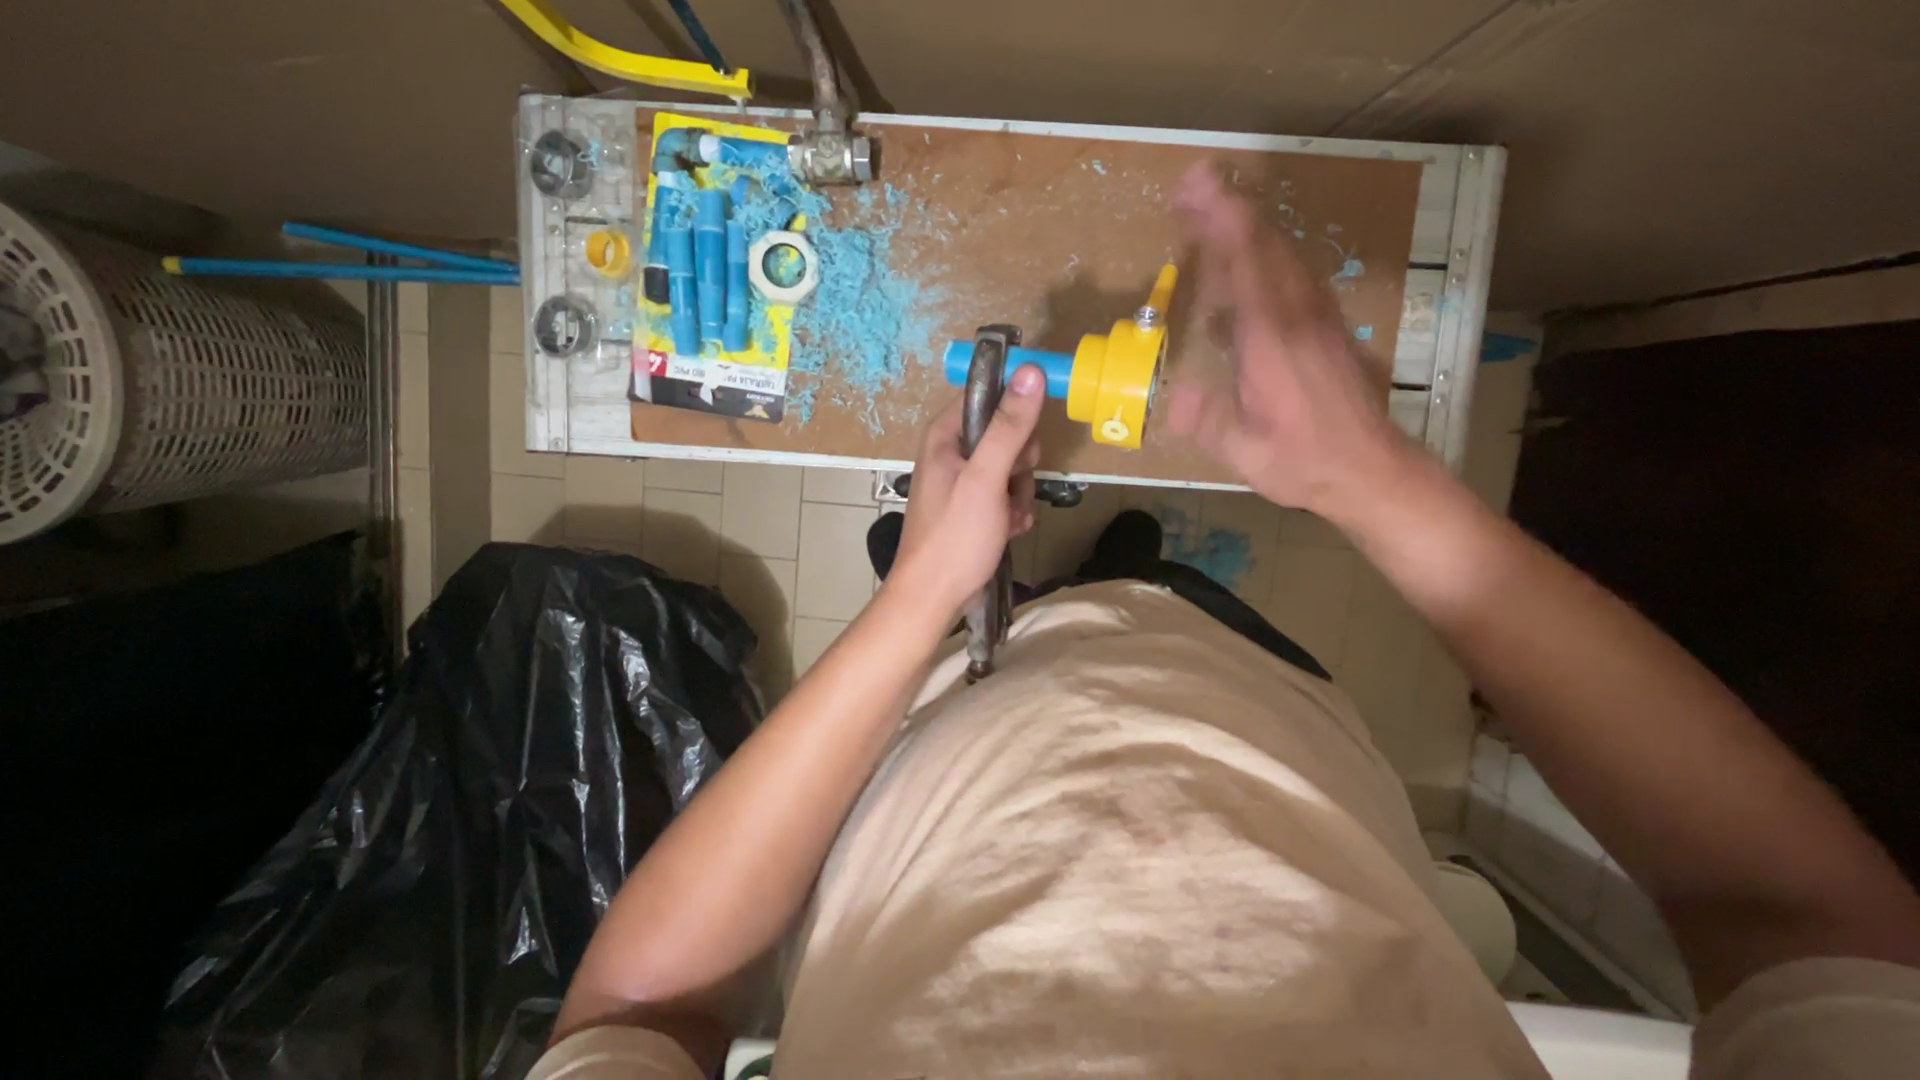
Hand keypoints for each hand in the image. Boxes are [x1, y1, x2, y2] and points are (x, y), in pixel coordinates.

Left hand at [887, 364, 1045, 619]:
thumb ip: (1009, 427)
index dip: (1015, 414)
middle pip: (1008, 433)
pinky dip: (1013, 512)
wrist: (934, 595)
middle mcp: (952, 450)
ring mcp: (963, 480)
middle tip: (1010, 486)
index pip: (991, 396)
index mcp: (946, 433)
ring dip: (1019, 494)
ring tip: (1006, 518)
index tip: (1026, 440)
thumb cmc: (955, 536)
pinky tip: (1007, 530)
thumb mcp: (986, 478)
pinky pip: (1007, 494)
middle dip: (1021, 464)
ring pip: (1013, 467)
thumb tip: (1032, 370)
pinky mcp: (973, 505)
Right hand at [1164, 160, 1416, 519]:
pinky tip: (1246, 268)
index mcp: (1272, 334)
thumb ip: (1205, 416)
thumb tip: (1178, 395)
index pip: (1248, 256)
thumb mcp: (1240, 448)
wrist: (1370, 470)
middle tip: (1192, 187)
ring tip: (1212, 215)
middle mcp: (1298, 313)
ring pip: (1284, 254)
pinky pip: (1293, 275)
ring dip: (1248, 227)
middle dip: (1228, 208)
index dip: (1222, 214)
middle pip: (1266, 242)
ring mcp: (1318, 318)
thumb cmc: (1303, 460)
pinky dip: (1265, 255)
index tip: (1195, 183)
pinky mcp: (1327, 330)